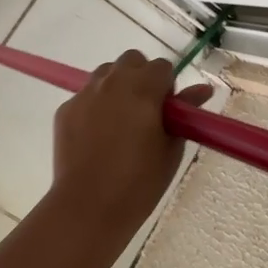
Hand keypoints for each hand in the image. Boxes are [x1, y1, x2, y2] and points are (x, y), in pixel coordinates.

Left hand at [50, 50, 210, 228]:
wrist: (88, 206)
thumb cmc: (139, 182)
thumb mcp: (170, 148)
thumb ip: (184, 112)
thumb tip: (202, 89)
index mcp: (142, 88)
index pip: (162, 66)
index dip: (167, 87)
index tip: (166, 113)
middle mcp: (112, 82)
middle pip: (131, 61)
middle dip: (141, 78)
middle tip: (145, 113)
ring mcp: (85, 94)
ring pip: (106, 74)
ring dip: (117, 87)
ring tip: (119, 124)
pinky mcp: (65, 109)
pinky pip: (85, 96)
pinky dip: (95, 107)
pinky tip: (96, 138)